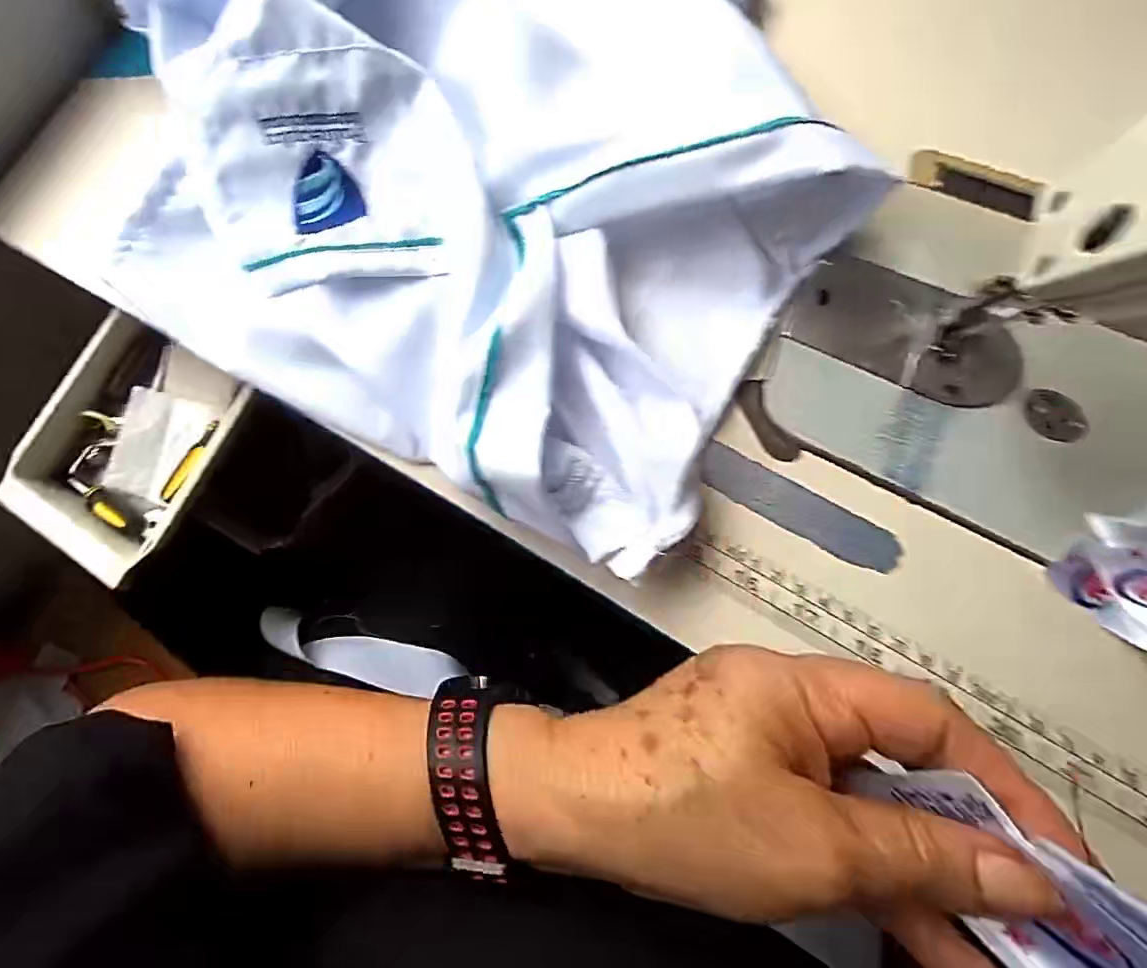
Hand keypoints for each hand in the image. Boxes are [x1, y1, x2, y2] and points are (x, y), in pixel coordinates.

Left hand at [495, 646, 1083, 967]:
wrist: (564, 809)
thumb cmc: (676, 811)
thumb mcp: (818, 845)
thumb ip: (928, 858)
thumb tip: (1026, 877)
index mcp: (788, 686)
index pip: (927, 719)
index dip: (1007, 792)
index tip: (1063, 871)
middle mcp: (769, 701)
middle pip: (897, 766)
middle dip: (968, 849)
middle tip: (1039, 930)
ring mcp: (746, 740)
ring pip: (858, 803)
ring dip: (921, 876)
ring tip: (989, 955)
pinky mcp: (727, 775)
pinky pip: (813, 814)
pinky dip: (861, 868)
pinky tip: (918, 936)